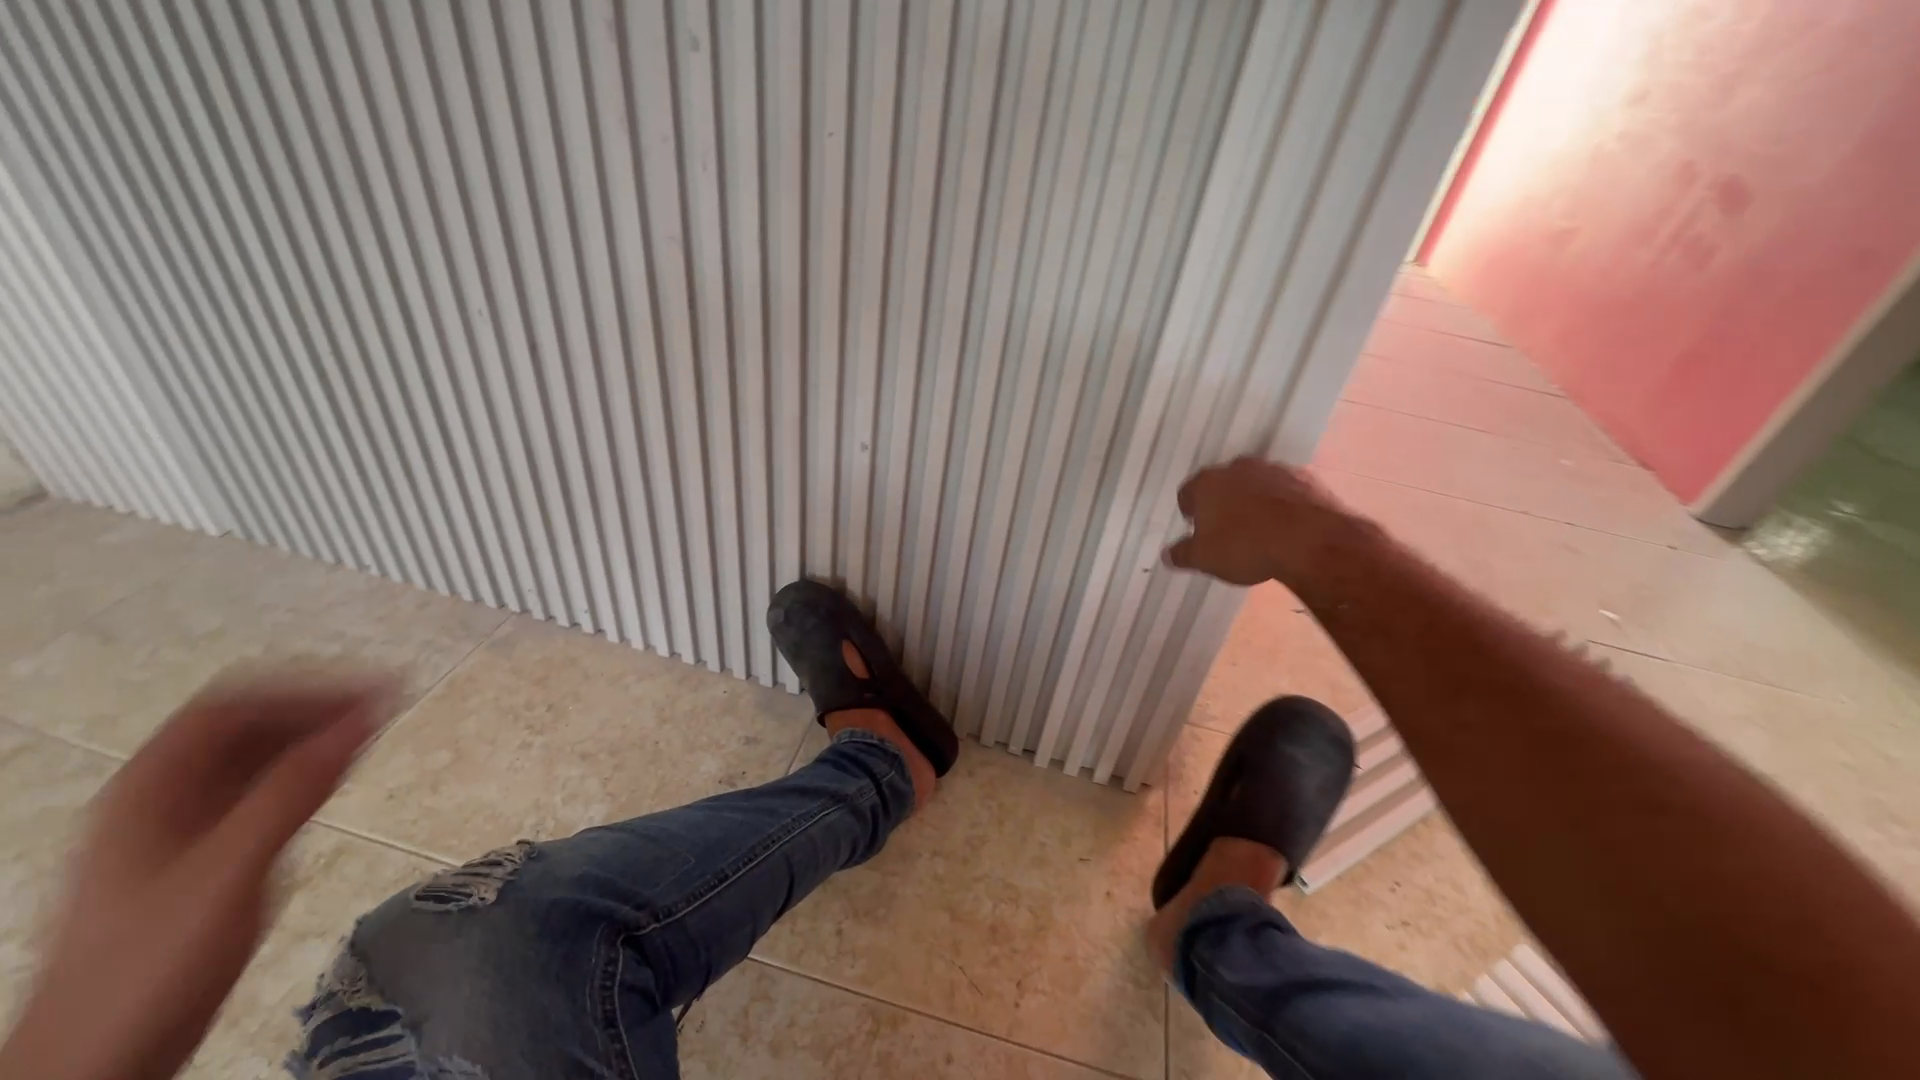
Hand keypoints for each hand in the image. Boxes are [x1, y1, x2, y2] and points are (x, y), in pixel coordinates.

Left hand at [0, 674, 394, 1079]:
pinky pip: (255, 797)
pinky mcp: (199, 863)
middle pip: (240, 729)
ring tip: (373, 735)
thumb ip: (294, 791)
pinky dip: (301, 778)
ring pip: (250, 762)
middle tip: (384, 708)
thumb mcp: (229, 869)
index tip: (369, 692)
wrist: (96, 1065)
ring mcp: (176, 833)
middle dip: (312, 710)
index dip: (300, 690)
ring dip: (310, 741)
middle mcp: (159, 800)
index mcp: (148, 790)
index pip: (227, 708)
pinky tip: (335, 783)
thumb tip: (364, 719)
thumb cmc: (152, 964)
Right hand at [1164, 457, 1359, 585]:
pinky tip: (1287, 527)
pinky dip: (1283, 504)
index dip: (1189, 511)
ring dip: (1254, 500)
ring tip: (1260, 529)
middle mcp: (1238, 468)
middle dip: (1223, 502)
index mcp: (1207, 483)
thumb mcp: (1204, 559)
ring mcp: (1274, 470)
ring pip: (1256, 484)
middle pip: (1223, 483)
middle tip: (1227, 529)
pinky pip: (1286, 490)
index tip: (1196, 528)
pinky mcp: (1305, 478)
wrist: (1310, 541)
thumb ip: (1182, 554)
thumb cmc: (1246, 547)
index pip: (1188, 492)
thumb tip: (1167, 554)